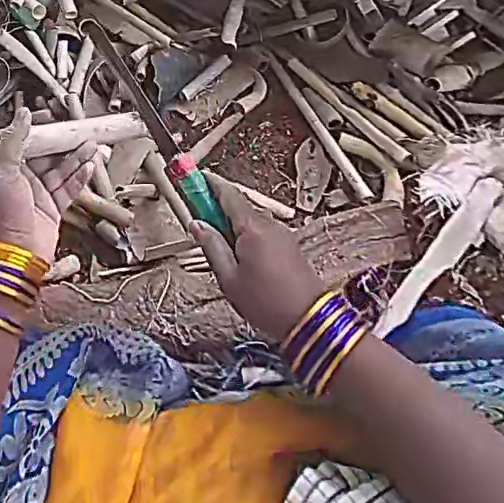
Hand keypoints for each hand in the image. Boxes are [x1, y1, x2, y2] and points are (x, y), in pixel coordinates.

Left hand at [0, 108, 96, 263]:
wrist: (14, 253)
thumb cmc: (1, 216)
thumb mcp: (3, 171)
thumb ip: (14, 141)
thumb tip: (22, 116)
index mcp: (7, 167)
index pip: (28, 141)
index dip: (43, 130)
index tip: (57, 119)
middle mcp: (23, 178)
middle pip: (48, 154)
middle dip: (64, 143)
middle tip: (80, 130)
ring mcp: (39, 193)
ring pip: (62, 169)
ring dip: (77, 157)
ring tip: (91, 145)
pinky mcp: (52, 208)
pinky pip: (69, 188)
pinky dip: (80, 177)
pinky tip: (89, 166)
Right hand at [188, 175, 325, 340]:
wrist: (311, 323)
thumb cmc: (270, 304)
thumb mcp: (229, 277)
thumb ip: (211, 246)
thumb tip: (197, 226)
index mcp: (253, 228)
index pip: (226, 193)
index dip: (207, 183)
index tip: (192, 179)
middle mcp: (270, 226)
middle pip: (237, 203)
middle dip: (215, 204)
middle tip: (197, 212)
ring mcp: (282, 234)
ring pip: (249, 217)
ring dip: (229, 220)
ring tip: (215, 239)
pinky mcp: (288, 246)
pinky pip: (261, 229)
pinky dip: (245, 231)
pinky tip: (237, 250)